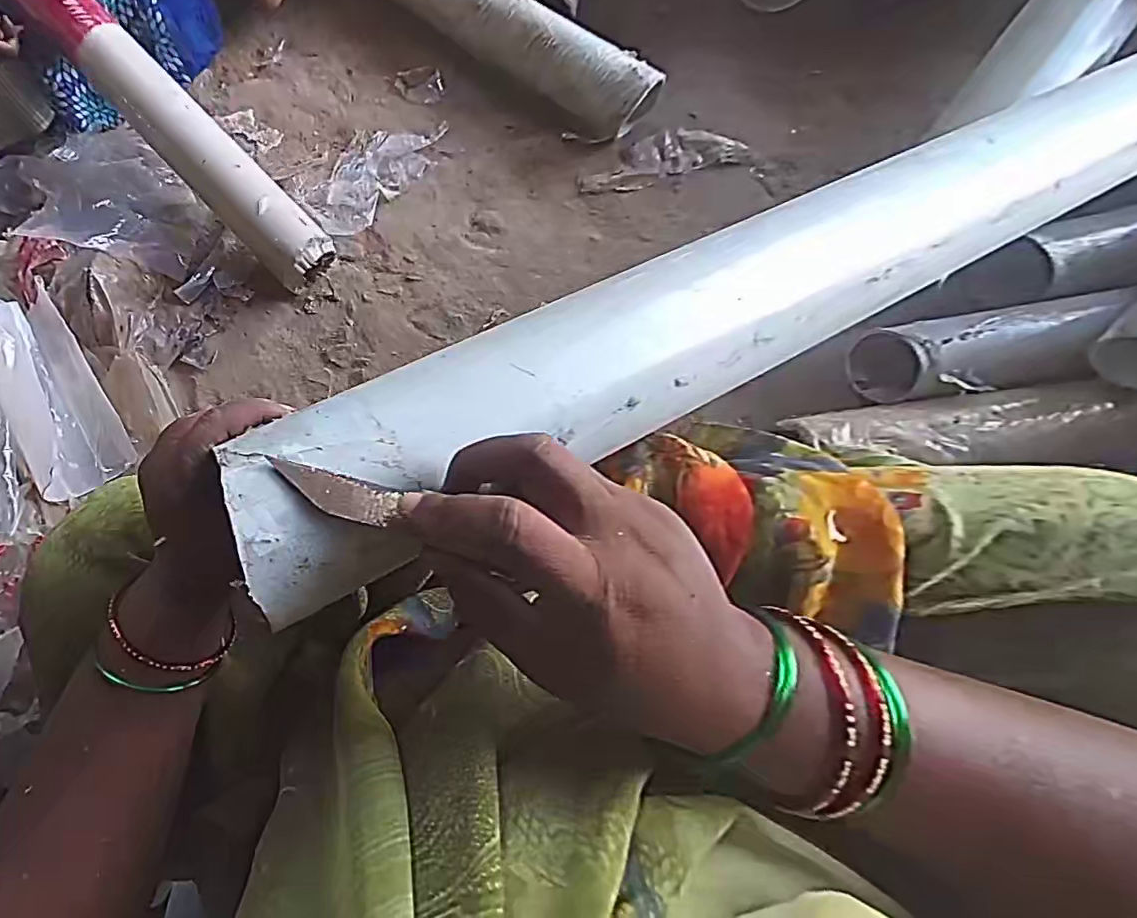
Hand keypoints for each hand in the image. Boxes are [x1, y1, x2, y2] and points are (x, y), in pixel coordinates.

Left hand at [132, 400, 291, 622]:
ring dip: (225, 423)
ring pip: (194, 422)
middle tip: (275, 425)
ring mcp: (154, 460)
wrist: (185, 581)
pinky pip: (180, 435)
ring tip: (253, 434)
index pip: (224, 417)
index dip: (258, 411)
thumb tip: (285, 441)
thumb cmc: (224, 553)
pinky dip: (204, 433)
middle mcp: (165, 455)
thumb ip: (262, 472)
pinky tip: (225, 445)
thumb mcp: (253, 514)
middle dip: (244, 416)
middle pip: (209, 415)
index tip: (285, 417)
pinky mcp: (150, 467)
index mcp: (187, 463)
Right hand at [400, 434, 773, 754]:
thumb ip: (483, 600)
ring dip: (505, 472)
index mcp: (589, 581)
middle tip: (453, 492)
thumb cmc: (628, 683)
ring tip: (490, 510)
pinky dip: (541, 492)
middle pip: (533, 454)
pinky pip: (577, 479)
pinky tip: (541, 528)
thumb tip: (438, 552)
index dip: (447, 510)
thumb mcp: (542, 660)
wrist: (728, 677)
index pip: (506, 521)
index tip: (408, 512)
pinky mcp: (649, 499)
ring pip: (554, 459)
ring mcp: (638, 505)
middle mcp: (615, 527)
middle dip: (475, 459)